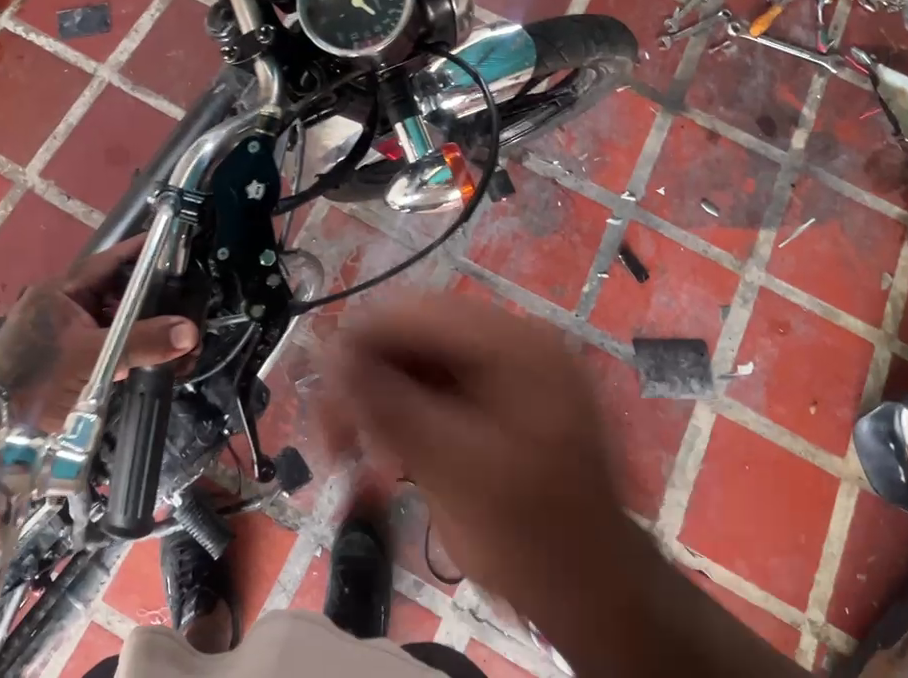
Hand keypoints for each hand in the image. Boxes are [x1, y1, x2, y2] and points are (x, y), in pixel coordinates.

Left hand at [0, 237, 197, 424]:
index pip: (109, 261)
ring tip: (175, 329)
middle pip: (115, 291)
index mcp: (61, 291)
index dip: (141, 252)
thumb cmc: (39, 380)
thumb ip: (143, 341)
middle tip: (184, 296)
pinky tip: (152, 355)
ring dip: (141, 325)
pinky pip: (106, 343)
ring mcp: (64, 333)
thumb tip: (189, 332)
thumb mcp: (95, 357)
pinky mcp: (68, 359)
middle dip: (149, 295)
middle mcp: (62, 305)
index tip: (173, 246)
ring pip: (112, 319)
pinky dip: (129, 347)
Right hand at [317, 297, 629, 611]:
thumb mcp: (457, 469)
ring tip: (345, 451)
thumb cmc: (533, 535)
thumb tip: (328, 356)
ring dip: (375, 401)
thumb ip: (391, 407)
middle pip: (414, 337)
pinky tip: (377, 454)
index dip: (362, 342)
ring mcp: (501, 375)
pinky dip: (396, 417)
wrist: (588, 592)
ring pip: (413, 364)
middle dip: (364, 378)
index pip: (420, 315)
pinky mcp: (488, 405)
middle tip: (328, 433)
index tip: (319, 390)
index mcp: (517, 346)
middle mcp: (509, 346)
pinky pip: (427, 391)